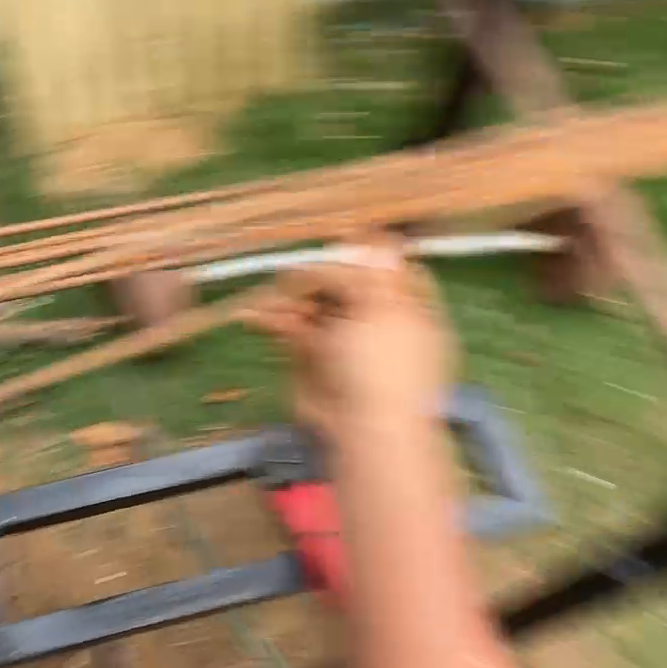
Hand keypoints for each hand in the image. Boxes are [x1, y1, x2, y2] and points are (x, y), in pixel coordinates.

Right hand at [246, 236, 451, 445]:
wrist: (363, 432)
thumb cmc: (383, 368)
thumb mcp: (381, 308)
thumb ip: (368, 271)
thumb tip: (368, 235)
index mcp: (411, 313)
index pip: (394, 273)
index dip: (369, 254)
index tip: (343, 240)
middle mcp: (380, 326)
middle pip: (349, 287)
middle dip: (319, 277)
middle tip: (294, 271)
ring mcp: (349, 347)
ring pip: (317, 309)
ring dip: (292, 299)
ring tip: (267, 297)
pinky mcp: (319, 365)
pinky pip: (298, 335)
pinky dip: (279, 323)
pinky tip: (256, 316)